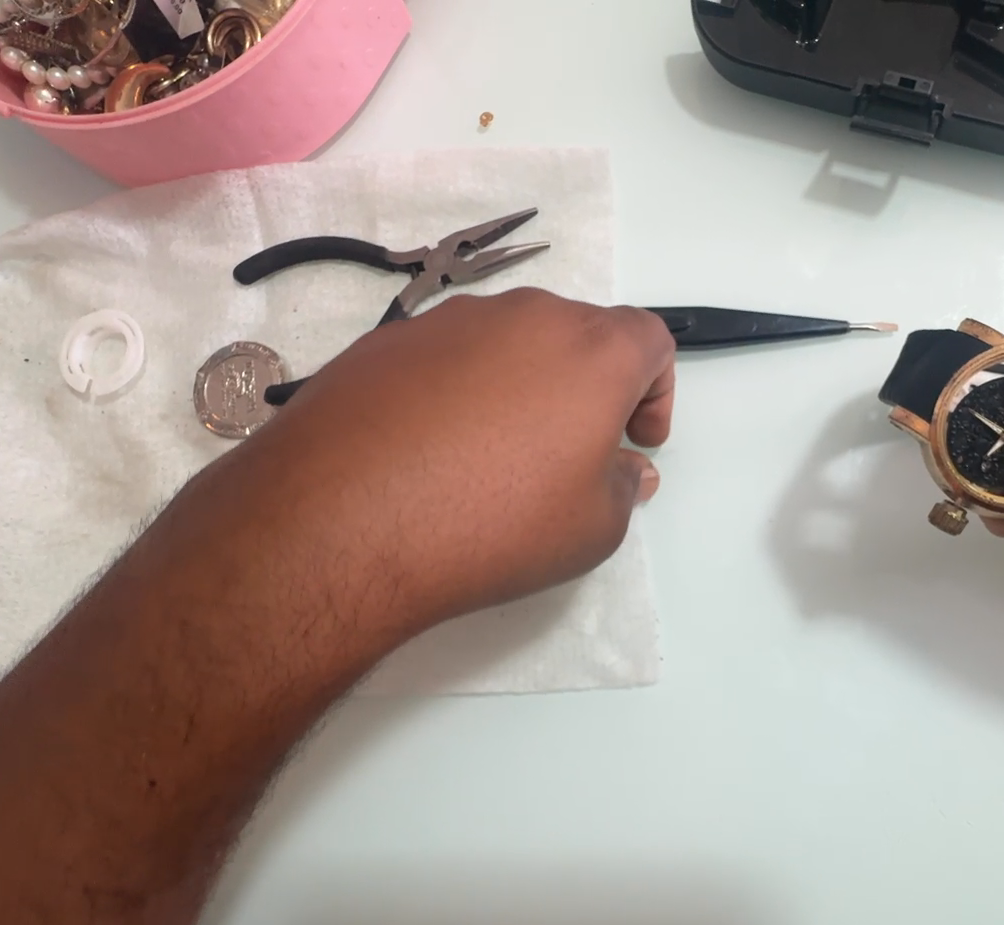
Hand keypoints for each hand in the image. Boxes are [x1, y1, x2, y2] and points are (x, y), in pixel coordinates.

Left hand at [181, 288, 674, 646]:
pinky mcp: (390, 341)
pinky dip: (466, 392)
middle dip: (593, 390)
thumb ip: (626, 487)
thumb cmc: (498, 523)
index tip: (637, 441)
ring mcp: (451, 322)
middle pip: (581, 336)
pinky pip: (452, 358)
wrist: (346, 520)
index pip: (650, 339)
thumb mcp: (594, 528)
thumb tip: (626, 468)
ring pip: (514, 343)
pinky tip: (439, 450)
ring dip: (528, 387)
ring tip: (500, 455)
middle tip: (575, 452)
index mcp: (593, 351)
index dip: (658, 391)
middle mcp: (526, 316)